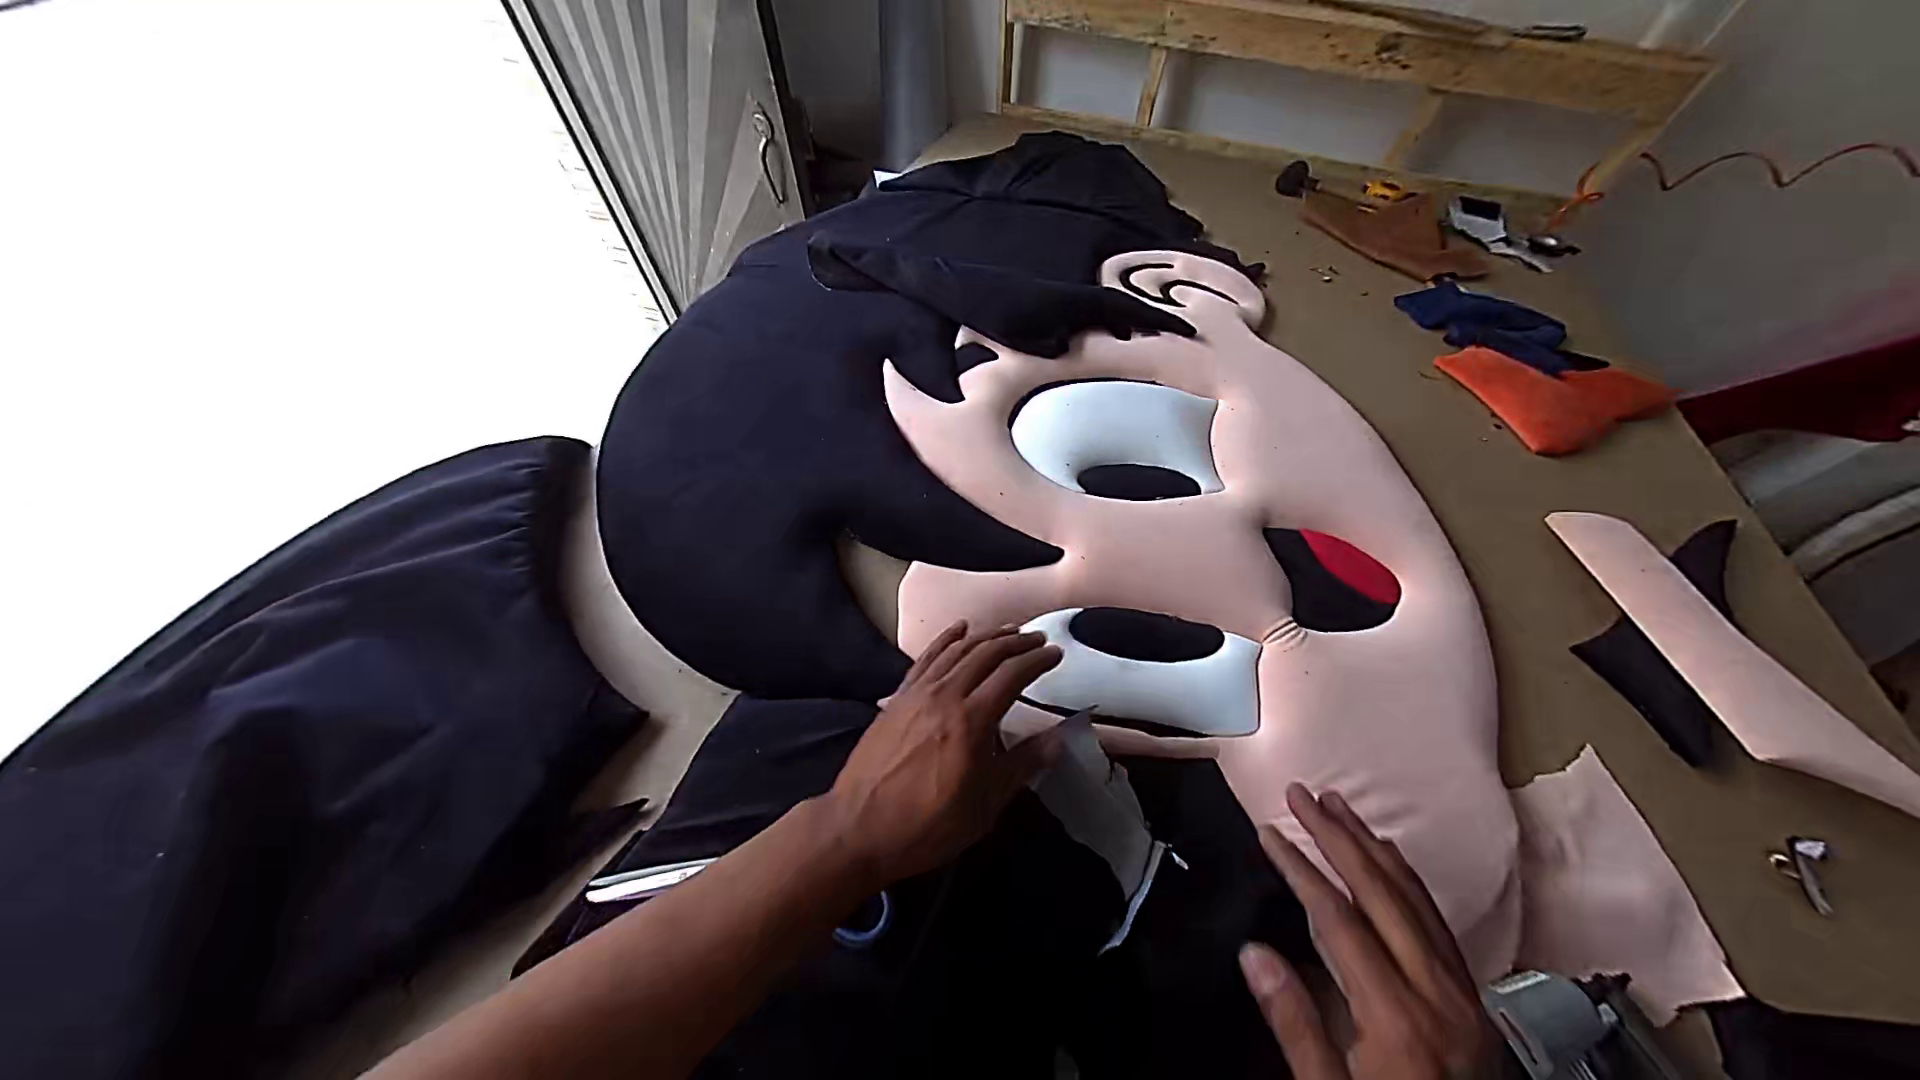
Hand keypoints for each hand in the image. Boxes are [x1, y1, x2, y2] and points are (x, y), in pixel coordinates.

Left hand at [821, 621, 1063, 887]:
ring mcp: (918, 692)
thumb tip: (1059, 739)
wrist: (858, 827)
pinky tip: (959, 629)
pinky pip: (927, 657)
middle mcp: (945, 694)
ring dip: (987, 636)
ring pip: (957, 649)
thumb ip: (1022, 766)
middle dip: (1016, 641)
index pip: (1012, 675)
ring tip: (1008, 631)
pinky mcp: (898, 697)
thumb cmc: (928, 824)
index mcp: (971, 719)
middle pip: (986, 653)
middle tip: (1038, 639)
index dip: (1037, 660)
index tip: (1055, 653)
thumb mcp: (984, 805)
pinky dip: (946, 639)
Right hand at [1241, 784, 1500, 1079]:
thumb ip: (1296, 1026)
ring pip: (1414, 898)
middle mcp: (1439, 997)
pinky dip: (1407, 878)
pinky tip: (1388, 856)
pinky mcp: (1473, 1000)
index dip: (1299, 867)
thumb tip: (1254, 954)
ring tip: (1338, 805)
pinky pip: (1437, 921)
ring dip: (1371, 845)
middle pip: (1380, 893)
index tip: (1269, 832)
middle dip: (1336, 835)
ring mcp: (1464, 996)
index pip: (1339, 918)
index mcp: (1400, 1020)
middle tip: (1301, 795)